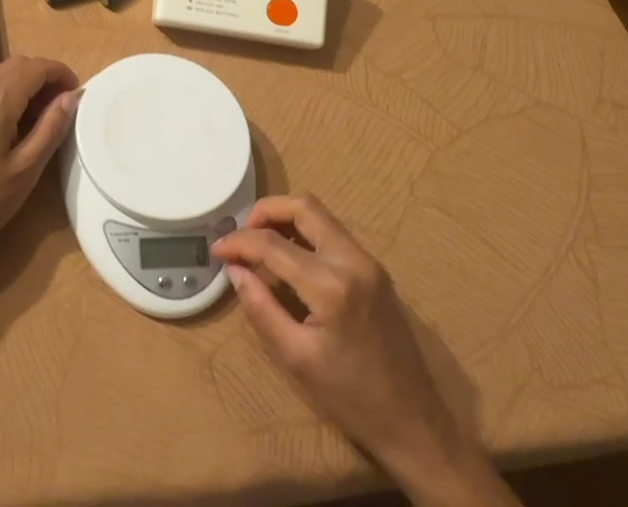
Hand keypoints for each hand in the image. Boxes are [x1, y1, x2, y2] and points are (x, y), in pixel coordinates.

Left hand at [0, 56, 80, 267]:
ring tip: (40, 116)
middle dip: (43, 76)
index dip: (60, 73)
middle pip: (15, 65)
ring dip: (23, 84)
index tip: (77, 93)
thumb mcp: (26, 168)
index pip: (35, 67)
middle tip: (61, 105)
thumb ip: (51, 127)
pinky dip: (4, 93)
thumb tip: (71, 97)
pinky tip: (12, 125)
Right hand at [212, 195, 476, 471]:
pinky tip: (287, 259)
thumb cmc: (349, 396)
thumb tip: (235, 270)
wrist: (412, 420)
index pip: (273, 244)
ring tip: (257, 247)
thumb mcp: (294, 356)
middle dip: (264, 212)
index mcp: (331, 285)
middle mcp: (353, 261)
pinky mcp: (376, 271)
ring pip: (321, 216)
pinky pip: (334, 235)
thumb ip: (261, 307)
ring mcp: (369, 263)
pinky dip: (305, 235)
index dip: (238, 242)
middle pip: (304, 207)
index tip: (215, 251)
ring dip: (285, 221)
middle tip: (239, 236)